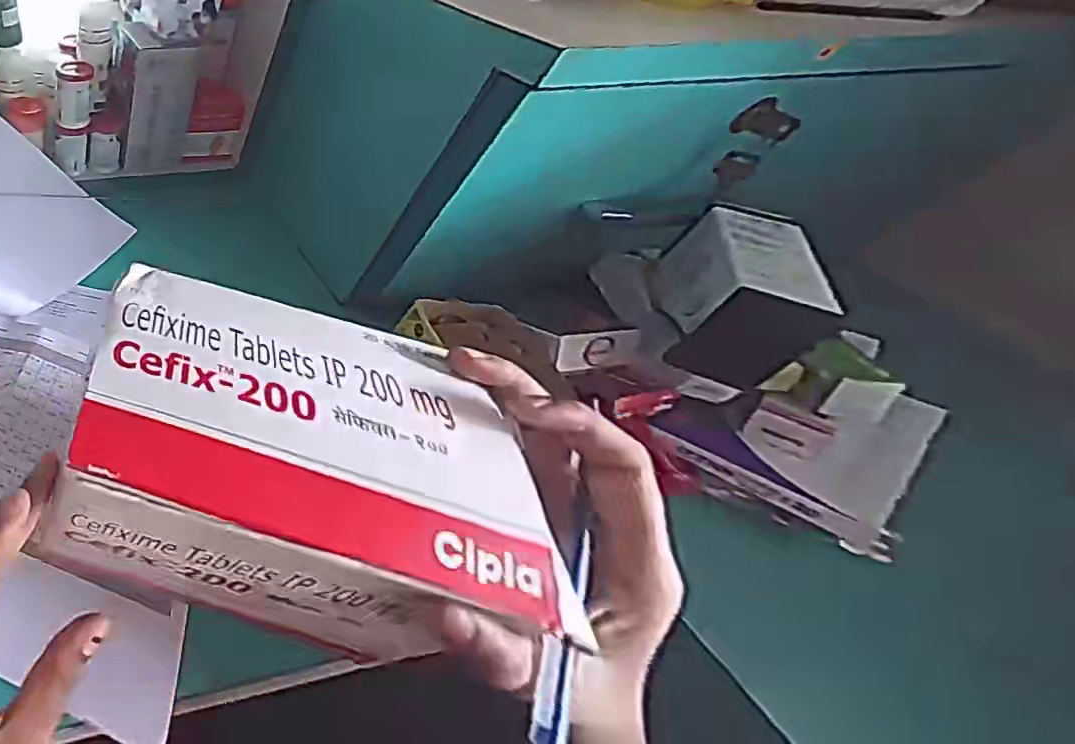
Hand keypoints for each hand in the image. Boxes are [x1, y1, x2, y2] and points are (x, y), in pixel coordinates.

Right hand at [438, 348, 684, 743]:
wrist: (571, 717)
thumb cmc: (581, 699)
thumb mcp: (551, 681)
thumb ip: (505, 655)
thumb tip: (449, 612)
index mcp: (633, 555)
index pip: (625, 467)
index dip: (584, 428)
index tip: (531, 411)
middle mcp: (594, 518)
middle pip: (569, 435)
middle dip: (522, 390)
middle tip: (469, 366)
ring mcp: (555, 511)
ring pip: (533, 437)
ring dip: (495, 396)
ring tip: (453, 369)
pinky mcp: (521, 512)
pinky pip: (502, 457)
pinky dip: (474, 425)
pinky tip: (442, 406)